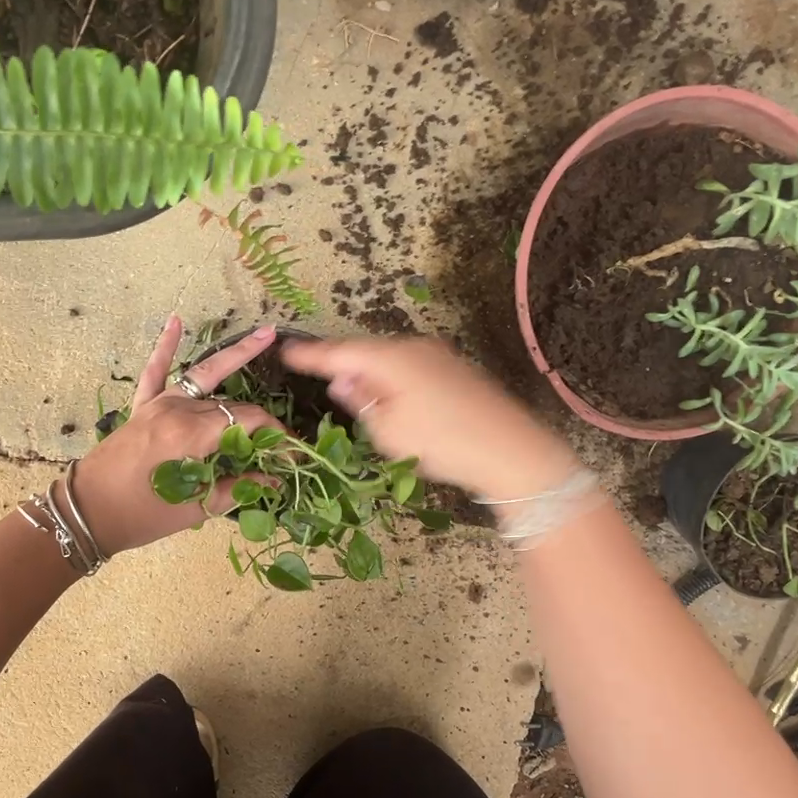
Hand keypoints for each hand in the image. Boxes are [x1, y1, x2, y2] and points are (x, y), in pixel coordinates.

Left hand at [73, 318, 285, 554]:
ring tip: (265, 335)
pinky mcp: (140, 407)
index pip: (248, 422)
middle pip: (232, 405)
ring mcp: (157, 404)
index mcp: (191, 435)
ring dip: (235, 356)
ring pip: (204, 377)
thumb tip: (274, 480)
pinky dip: (165, 346)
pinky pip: (155, 371)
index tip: (290, 453)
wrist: (87, 513)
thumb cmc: (141, 516)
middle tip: (282, 437)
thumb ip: (236, 487)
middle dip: (261, 418)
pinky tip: (175, 321)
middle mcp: (177, 410)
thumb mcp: (195, 508)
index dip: (275, 434)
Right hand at [282, 337, 579, 500]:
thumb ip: (360, 401)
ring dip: (369, 372)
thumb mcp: (388, 430)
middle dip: (342, 362)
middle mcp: (413, 347)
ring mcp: (439, 356)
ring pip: (390, 359)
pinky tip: (392, 397)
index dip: (310, 354)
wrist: (511, 449)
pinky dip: (393, 378)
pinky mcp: (456, 370)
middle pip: (366, 351)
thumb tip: (342, 382)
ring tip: (352, 389)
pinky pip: (411, 367)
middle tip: (316, 371)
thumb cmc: (443, 442)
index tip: (286, 351)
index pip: (339, 352)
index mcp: (390, 358)